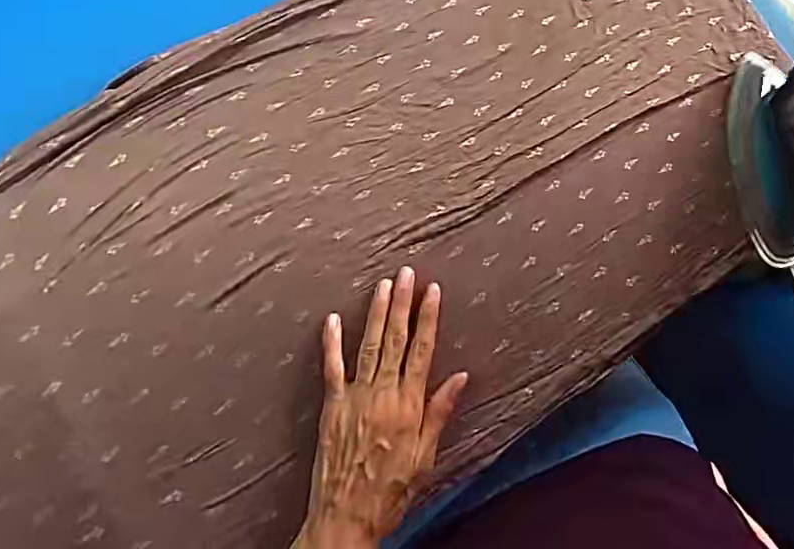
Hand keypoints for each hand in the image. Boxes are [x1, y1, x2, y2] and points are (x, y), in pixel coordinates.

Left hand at [294, 266, 467, 548]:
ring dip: (376, 313)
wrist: (345, 520)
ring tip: (383, 285)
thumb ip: (440, 412)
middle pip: (396, 339)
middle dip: (402, 303)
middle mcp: (383, 393)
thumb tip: (461, 376)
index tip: (433, 289)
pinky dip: (332, 343)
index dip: (428, 317)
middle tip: (406, 272)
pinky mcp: (332, 407)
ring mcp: (355, 397)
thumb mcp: (425, 457)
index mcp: (409, 404)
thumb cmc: (390, 491)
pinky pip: (331, 369)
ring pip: (369, 345)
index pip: (422, 349)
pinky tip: (332, 319)